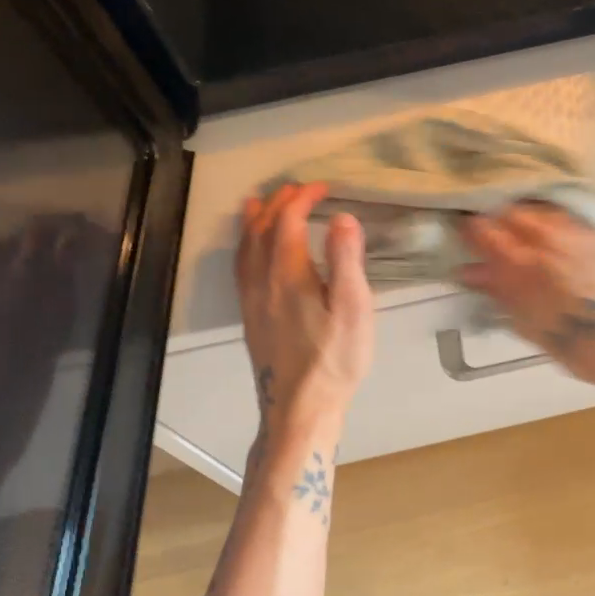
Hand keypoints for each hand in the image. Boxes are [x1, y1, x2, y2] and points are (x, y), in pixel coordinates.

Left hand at [236, 183, 375, 439]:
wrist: (300, 408)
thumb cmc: (334, 358)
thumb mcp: (353, 308)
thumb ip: (347, 260)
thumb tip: (342, 216)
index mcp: (288, 274)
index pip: (288, 222)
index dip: (303, 198)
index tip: (323, 187)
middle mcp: (262, 282)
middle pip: (262, 230)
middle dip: (278, 203)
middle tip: (299, 189)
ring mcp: (252, 301)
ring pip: (245, 249)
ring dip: (254, 221)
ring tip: (258, 203)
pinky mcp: (251, 318)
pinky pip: (241, 268)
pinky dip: (245, 246)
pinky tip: (252, 253)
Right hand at [458, 204, 594, 389]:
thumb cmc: (580, 346)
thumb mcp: (530, 325)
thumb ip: (500, 292)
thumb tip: (469, 272)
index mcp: (524, 265)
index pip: (485, 232)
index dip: (470, 228)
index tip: (462, 229)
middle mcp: (548, 239)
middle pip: (512, 212)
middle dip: (498, 217)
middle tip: (493, 230)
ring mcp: (577, 232)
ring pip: (540, 210)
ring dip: (525, 215)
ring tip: (521, 228)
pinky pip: (567, 216)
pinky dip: (553, 219)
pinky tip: (553, 233)